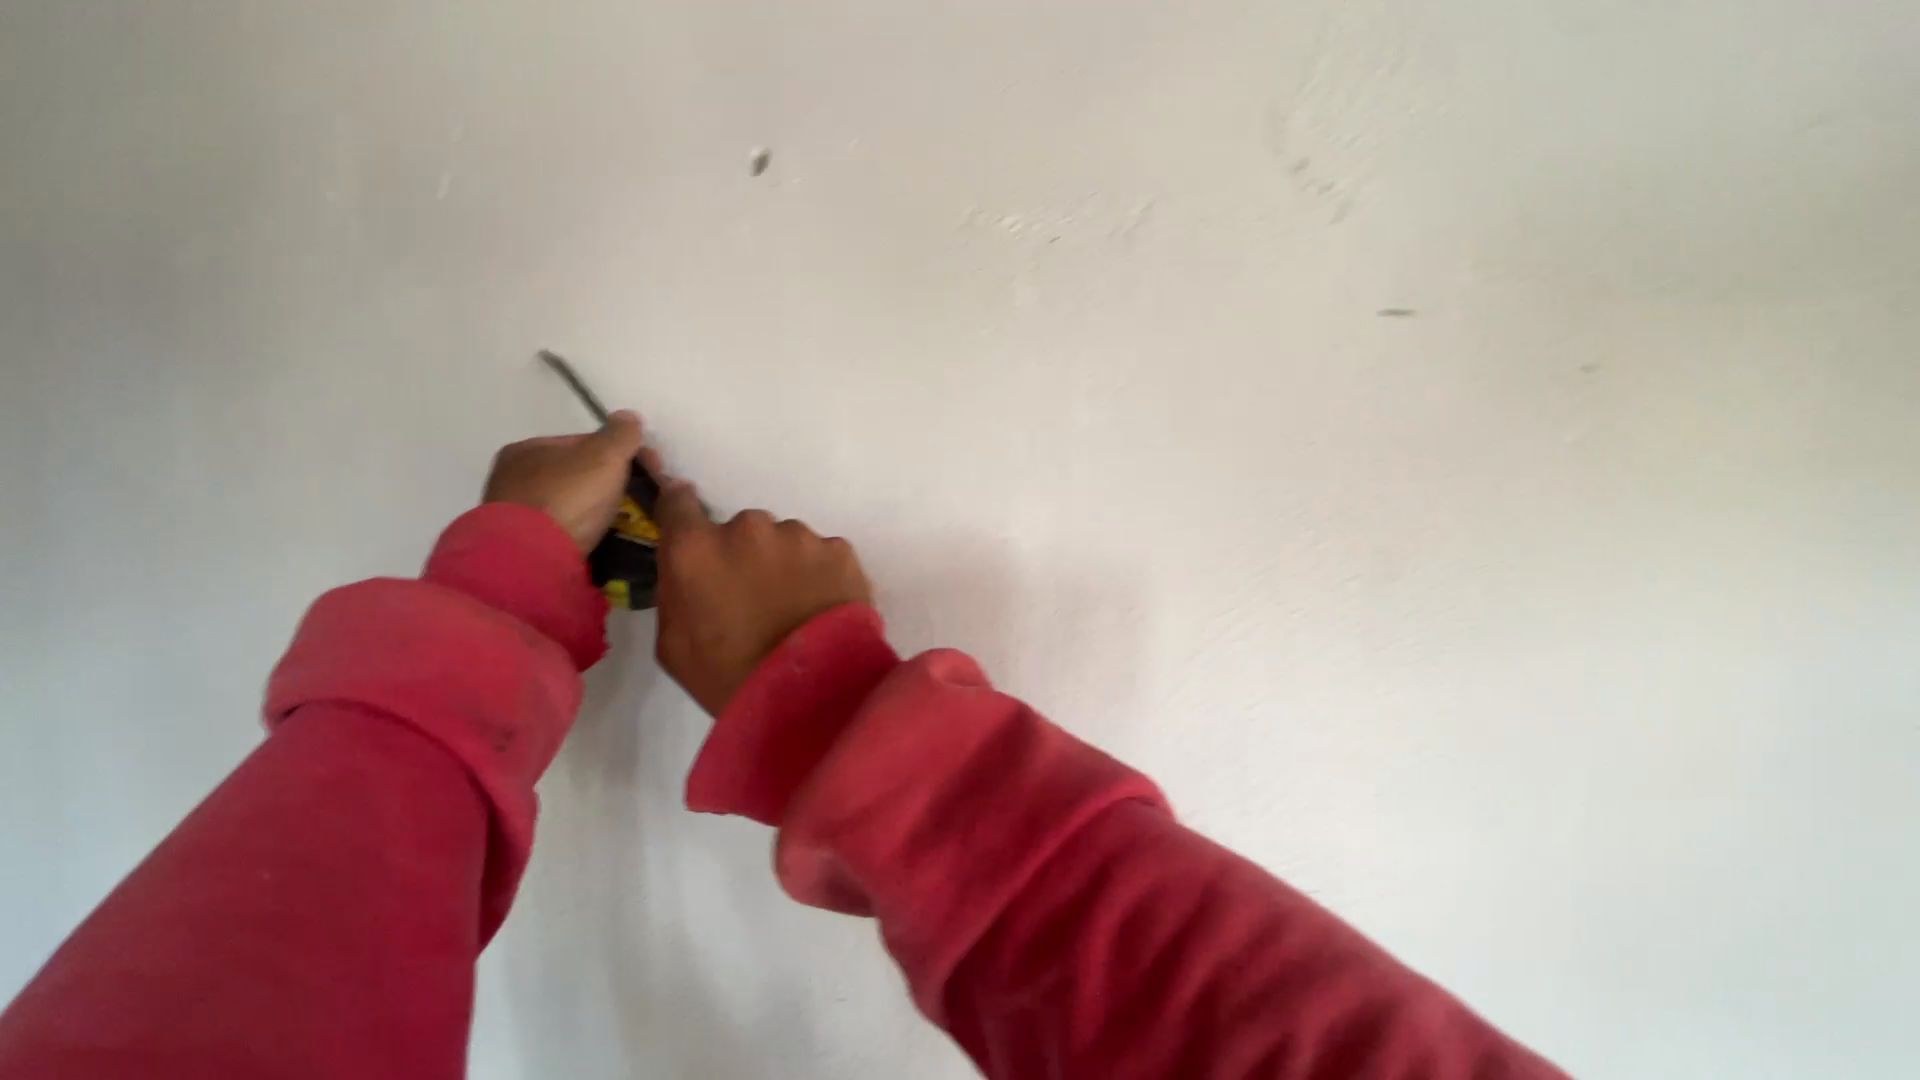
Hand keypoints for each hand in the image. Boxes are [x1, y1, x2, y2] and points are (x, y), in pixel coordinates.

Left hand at [483, 411, 648, 553]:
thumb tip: (628, 417)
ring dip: (596, 510)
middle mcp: (513, 477)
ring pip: (570, 504)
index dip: (619, 453)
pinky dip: (584, 531)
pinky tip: (601, 539)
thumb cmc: (569, 497)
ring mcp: (514, 514)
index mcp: (527, 449)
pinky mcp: (523, 545)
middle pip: (576, 474)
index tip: (648, 469)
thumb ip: (621, 435)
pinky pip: (563, 530)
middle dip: (608, 483)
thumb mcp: (604, 456)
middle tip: (639, 499)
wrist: (534, 558)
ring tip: (624, 523)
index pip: (583, 443)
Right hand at [651, 481, 872, 715]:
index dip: (683, 513)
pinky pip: (822, 555)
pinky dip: (821, 575)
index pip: (679, 503)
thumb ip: (675, 592)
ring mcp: (798, 536)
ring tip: (795, 609)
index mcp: (696, 549)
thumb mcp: (675, 646)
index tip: (691, 528)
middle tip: (756, 598)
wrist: (814, 696)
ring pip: (785, 541)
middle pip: (740, 530)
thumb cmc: (732, 678)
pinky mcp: (840, 550)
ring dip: (785, 564)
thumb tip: (686, 567)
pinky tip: (822, 609)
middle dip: (744, 555)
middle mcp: (747, 528)